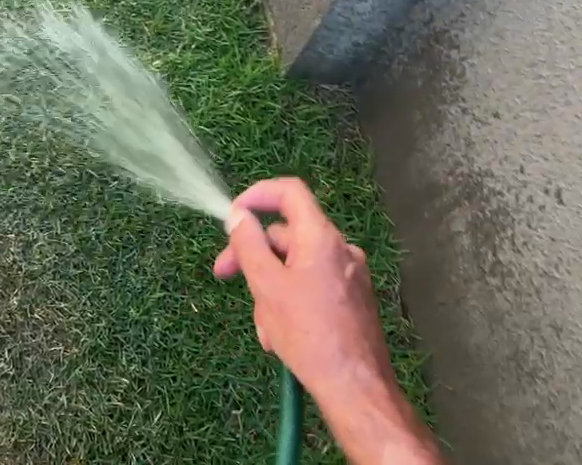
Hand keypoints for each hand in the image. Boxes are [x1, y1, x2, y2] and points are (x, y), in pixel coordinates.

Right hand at [215, 178, 442, 464]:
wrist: (357, 390)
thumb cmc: (309, 334)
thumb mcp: (266, 285)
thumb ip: (248, 243)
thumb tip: (239, 215)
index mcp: (321, 237)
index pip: (288, 192)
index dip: (256, 196)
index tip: (233, 216)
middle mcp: (340, 249)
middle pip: (286, 233)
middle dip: (253, 254)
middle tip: (224, 273)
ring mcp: (349, 275)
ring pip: (295, 265)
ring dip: (270, 287)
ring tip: (263, 325)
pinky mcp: (352, 300)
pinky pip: (311, 285)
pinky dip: (290, 300)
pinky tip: (279, 334)